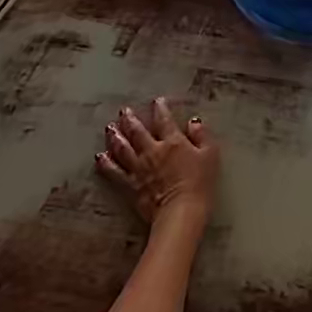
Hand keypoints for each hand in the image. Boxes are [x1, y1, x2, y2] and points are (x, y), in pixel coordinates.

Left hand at [97, 97, 220, 232]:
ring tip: (109, 128)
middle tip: (123, 111)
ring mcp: (138, 168)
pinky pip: (114, 171)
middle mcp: (152, 151)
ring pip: (122, 148)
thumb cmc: (200, 183)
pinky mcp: (129, 185)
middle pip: (137, 131)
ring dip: (115, 137)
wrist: (181, 210)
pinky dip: (105, 163)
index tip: (156, 101)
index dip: (160, 109)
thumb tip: (194, 122)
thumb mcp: (210, 156)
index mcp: (172, 142)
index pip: (164, 120)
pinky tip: (100, 157)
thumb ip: (202, 136)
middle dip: (130, 119)